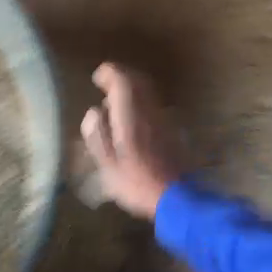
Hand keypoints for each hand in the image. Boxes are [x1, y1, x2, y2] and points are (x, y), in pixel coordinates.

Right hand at [80, 63, 182, 218]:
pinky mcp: (172, 129)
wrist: (178, 198)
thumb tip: (94, 112)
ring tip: (116, 101)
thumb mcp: (107, 165)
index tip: (98, 78)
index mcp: (131, 117)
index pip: (123, 81)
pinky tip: (133, 119)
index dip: (110, 74)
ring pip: (148, 92)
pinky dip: (141, 102)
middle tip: (107, 83)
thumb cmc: (137, 184)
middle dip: (121, 77)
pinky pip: (154, 105)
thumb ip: (97, 135)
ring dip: (132, 89)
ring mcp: (164, 119)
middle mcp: (150, 111)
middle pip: (138, 81)